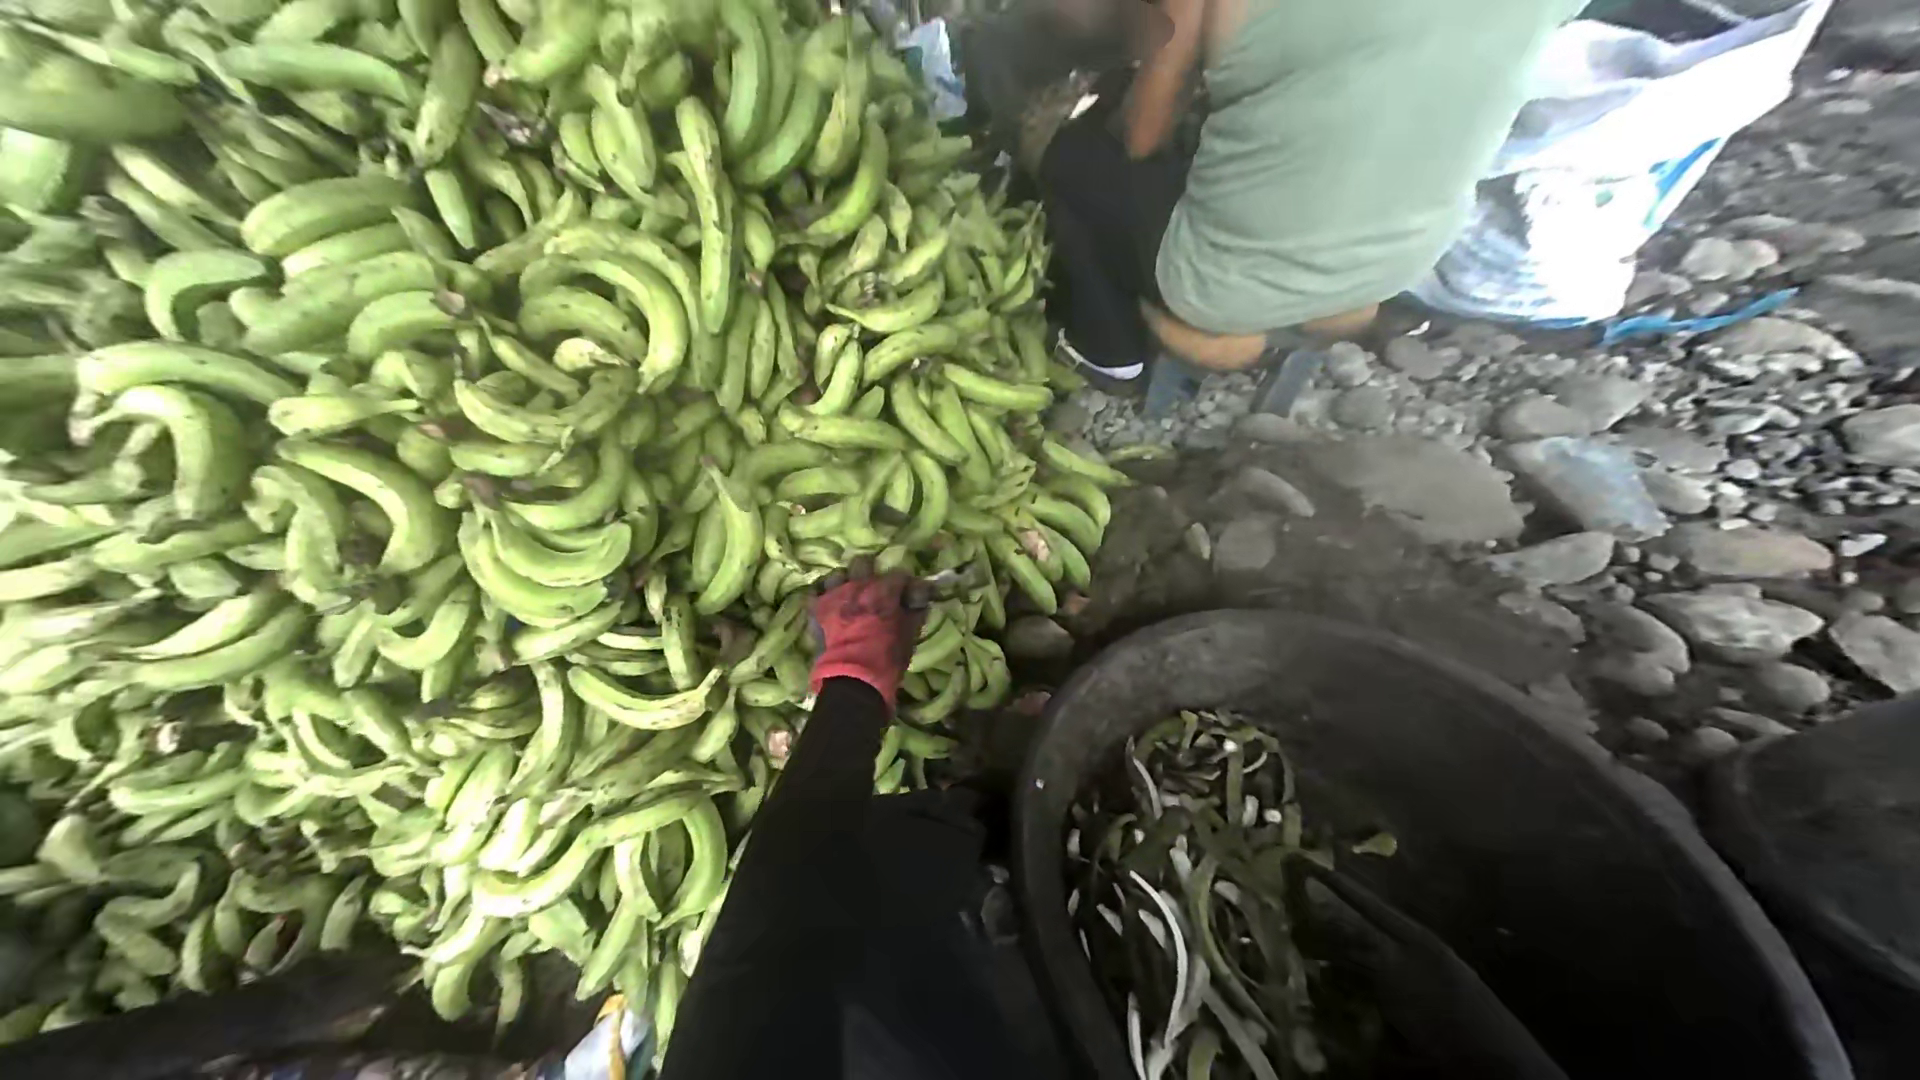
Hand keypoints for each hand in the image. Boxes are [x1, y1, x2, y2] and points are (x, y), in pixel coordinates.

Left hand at [808, 559, 926, 709]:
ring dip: (844, 583)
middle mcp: (858, 585)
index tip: (904, 594)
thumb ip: (915, 611)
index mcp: (884, 590)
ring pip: (838, 574)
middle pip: (863, 562)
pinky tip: (828, 603)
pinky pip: (815, 591)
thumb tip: (919, 600)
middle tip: (873, 588)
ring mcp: (834, 594)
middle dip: (870, 572)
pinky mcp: (817, 608)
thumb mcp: (911, 633)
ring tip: (848, 595)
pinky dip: (822, 596)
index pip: (898, 574)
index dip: (902, 584)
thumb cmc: (888, 655)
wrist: (854, 676)